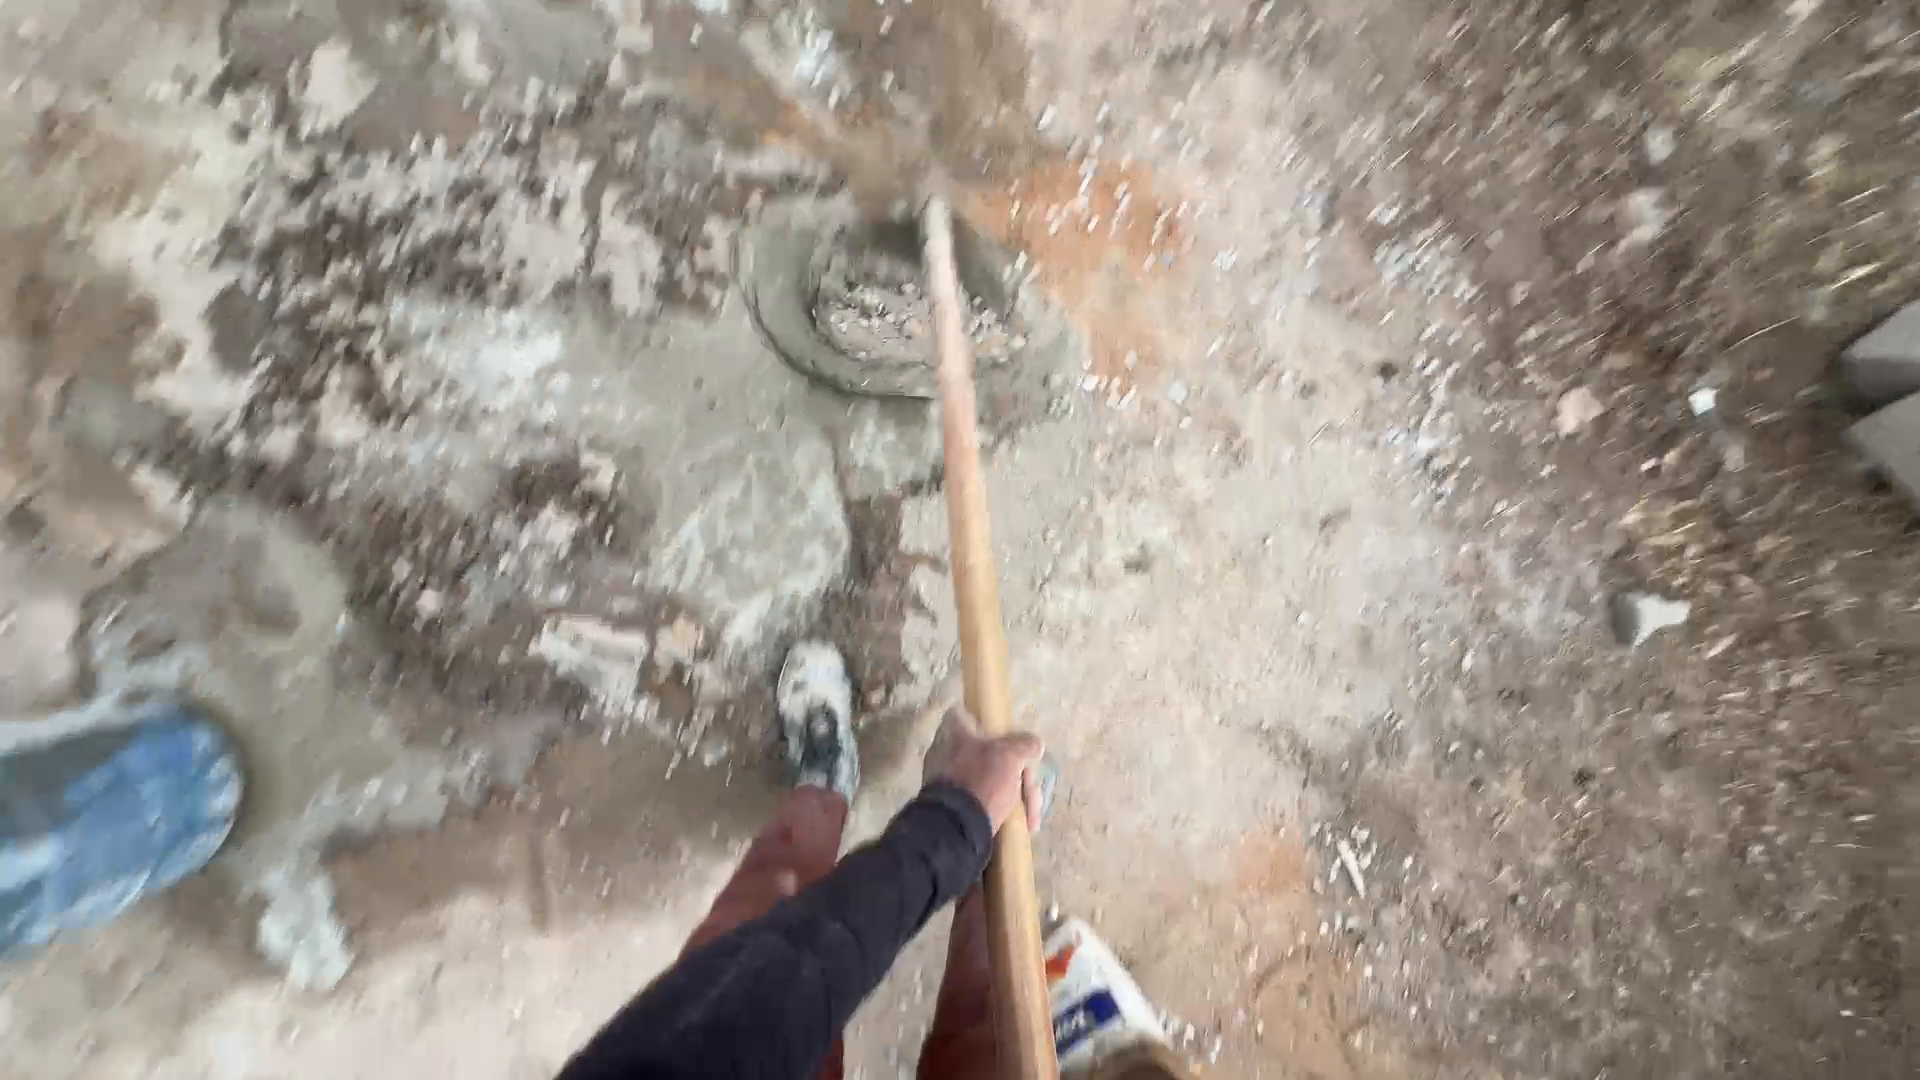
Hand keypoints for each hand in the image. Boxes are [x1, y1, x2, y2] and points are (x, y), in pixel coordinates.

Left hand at [922, 706, 1044, 832]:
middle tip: (1030, 793)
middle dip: (1019, 774)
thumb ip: (1024, 744)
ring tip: (1030, 819)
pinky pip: (982, 799)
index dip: (988, 723)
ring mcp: (948, 780)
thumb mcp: (1009, 756)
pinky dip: (1000, 808)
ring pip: (991, 779)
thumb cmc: (981, 781)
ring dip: (1016, 796)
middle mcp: (946, 752)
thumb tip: (1035, 744)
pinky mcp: (953, 805)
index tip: (1009, 739)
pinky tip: (1020, 824)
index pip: (966, 714)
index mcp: (954, 733)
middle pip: (990, 753)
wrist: (956, 828)